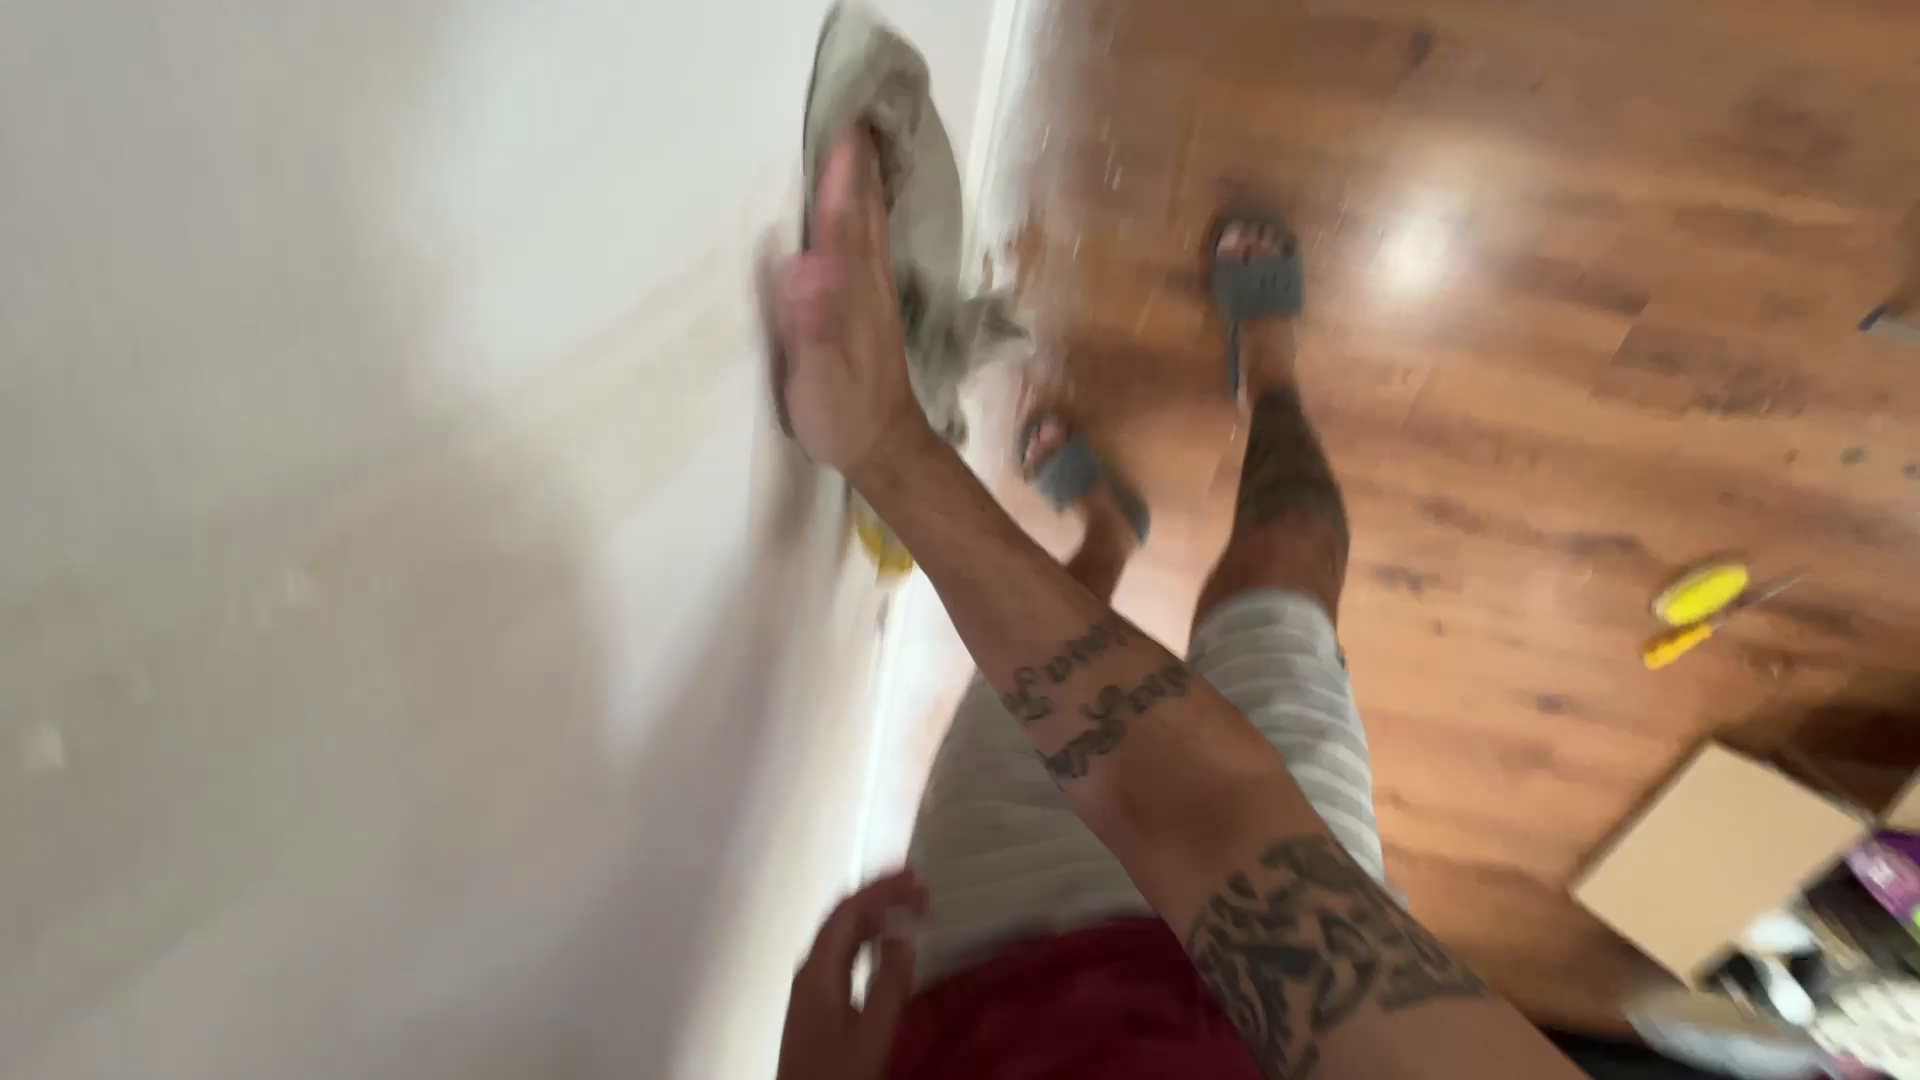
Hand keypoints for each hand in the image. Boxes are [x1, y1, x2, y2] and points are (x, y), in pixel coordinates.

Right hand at [770, 128, 929, 479]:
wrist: (887, 447)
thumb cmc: (845, 416)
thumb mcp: (819, 379)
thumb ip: (812, 324)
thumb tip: (802, 266)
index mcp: (851, 296)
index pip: (844, 224)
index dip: (841, 176)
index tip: (840, 126)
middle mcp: (869, 288)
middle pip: (863, 217)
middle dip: (857, 168)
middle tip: (848, 118)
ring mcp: (877, 300)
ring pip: (871, 231)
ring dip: (864, 188)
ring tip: (856, 149)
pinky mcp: (875, 314)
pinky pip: (870, 251)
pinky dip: (865, 221)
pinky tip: (861, 215)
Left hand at [776, 868, 929, 1079]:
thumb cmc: (836, 1079)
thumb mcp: (869, 1037)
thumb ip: (889, 985)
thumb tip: (904, 937)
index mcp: (817, 971)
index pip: (848, 910)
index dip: (880, 887)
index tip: (914, 875)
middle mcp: (811, 973)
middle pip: (845, 919)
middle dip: (882, 897)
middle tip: (921, 891)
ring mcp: (813, 992)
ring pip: (846, 938)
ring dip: (878, 919)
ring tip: (912, 912)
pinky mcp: (820, 1010)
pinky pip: (848, 958)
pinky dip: (872, 943)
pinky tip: (891, 952)